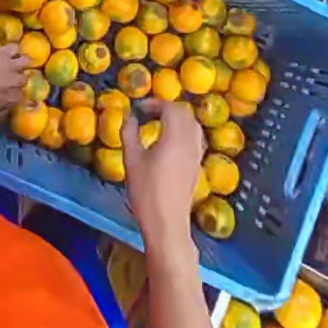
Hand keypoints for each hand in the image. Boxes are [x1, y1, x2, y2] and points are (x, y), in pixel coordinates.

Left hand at [0, 44, 29, 119]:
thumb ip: (1, 111)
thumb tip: (6, 111)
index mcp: (13, 98)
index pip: (20, 95)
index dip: (15, 91)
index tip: (10, 91)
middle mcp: (16, 81)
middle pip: (24, 78)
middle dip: (19, 77)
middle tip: (11, 76)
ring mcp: (11, 66)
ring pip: (25, 60)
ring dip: (22, 62)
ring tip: (17, 61)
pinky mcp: (3, 54)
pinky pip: (14, 48)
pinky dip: (13, 49)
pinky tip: (9, 51)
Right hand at [123, 101, 203, 260]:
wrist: (167, 224)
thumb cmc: (146, 192)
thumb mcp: (131, 161)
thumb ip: (129, 133)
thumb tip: (129, 116)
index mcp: (175, 137)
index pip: (171, 108)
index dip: (155, 103)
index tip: (140, 108)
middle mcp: (190, 142)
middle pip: (185, 113)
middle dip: (167, 108)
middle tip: (148, 113)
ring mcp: (197, 154)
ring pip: (193, 125)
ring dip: (178, 119)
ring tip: (159, 124)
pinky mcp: (198, 166)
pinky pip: (195, 138)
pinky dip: (184, 131)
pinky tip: (170, 143)